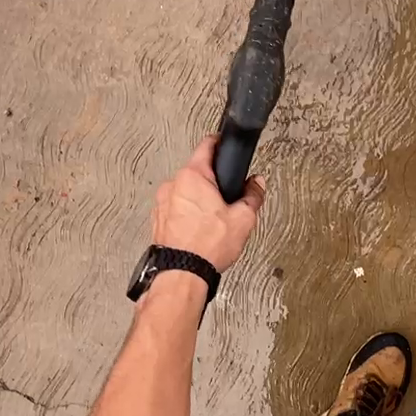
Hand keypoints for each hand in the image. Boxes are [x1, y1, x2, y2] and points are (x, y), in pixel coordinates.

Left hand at [151, 136, 264, 272]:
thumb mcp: (243, 218)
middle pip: (197, 172)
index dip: (219, 143)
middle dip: (213, 183)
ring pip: (186, 193)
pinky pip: (177, 209)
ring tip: (214, 221)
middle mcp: (173, 185)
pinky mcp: (158, 220)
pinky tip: (201, 231)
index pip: (207, 145)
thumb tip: (257, 184)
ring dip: (199, 201)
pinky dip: (188, 215)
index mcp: (193, 176)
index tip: (223, 143)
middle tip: (228, 198)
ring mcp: (162, 203)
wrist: (182, 273)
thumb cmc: (206, 245)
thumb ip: (253, 195)